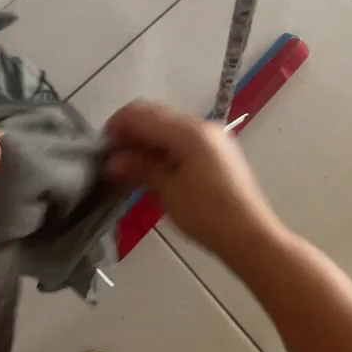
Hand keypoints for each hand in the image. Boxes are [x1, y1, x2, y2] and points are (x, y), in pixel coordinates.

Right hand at [103, 100, 284, 260]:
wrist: (251, 236)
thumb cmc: (207, 215)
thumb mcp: (167, 191)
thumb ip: (139, 168)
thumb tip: (112, 160)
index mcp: (188, 131)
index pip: (142, 114)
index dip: (117, 126)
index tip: (101, 148)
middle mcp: (201, 126)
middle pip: (155, 116)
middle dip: (130, 132)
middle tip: (112, 159)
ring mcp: (212, 137)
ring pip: (168, 126)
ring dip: (145, 140)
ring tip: (128, 167)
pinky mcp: (217, 151)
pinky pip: (181, 138)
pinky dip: (162, 147)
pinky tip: (151, 169)